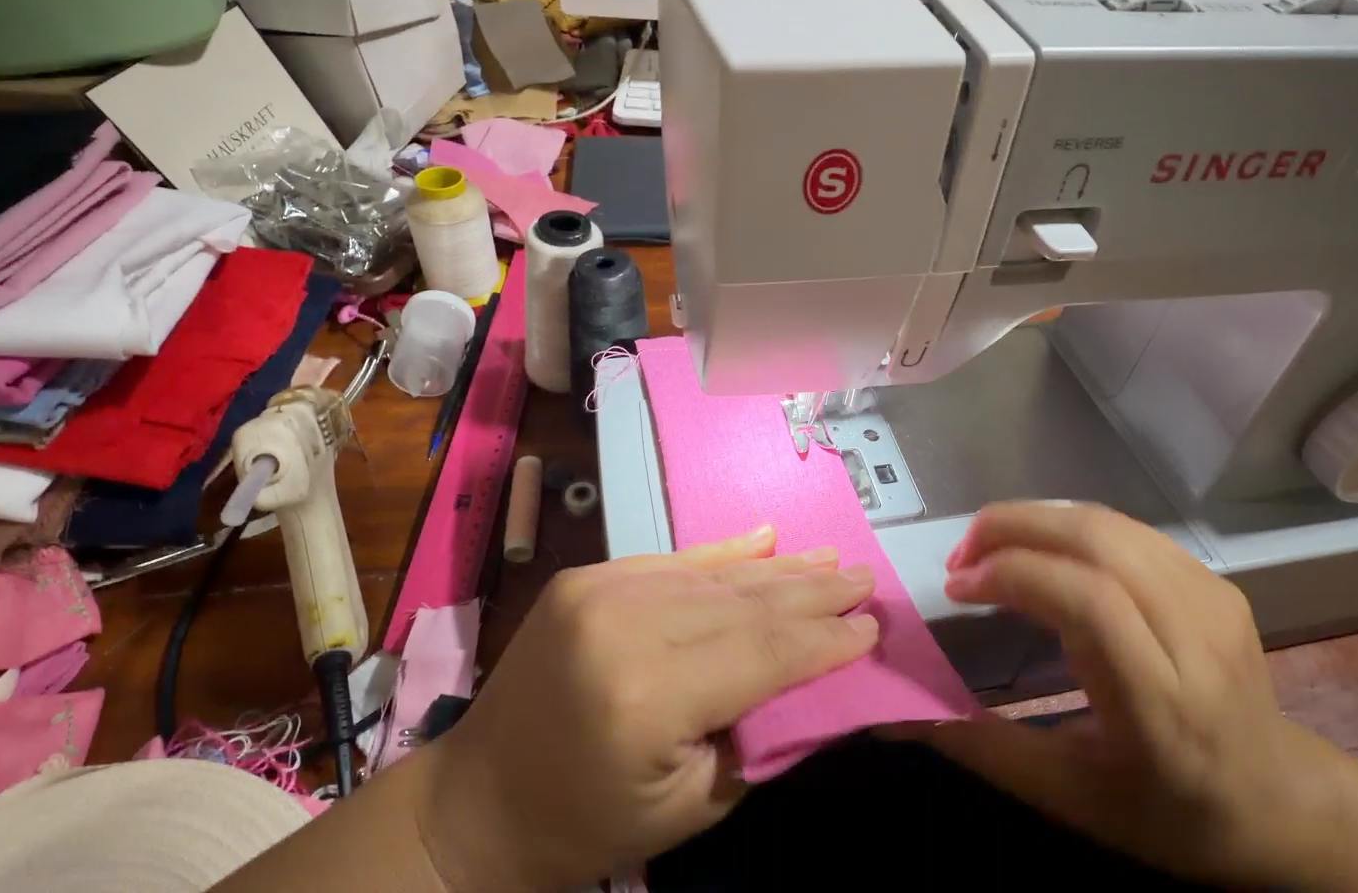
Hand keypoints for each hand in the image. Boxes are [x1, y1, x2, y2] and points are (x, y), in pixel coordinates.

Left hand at [421, 526, 879, 892]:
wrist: (484, 798)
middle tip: (864, 579)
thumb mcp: (697, 802)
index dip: (823, 640)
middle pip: (743, 604)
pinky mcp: (585, 577)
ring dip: (777, 569)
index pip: (763, 653)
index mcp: (650, 695)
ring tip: (830, 559)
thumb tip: (821, 676)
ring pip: (712, 575)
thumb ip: (763, 733)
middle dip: (811, 594)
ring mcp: (599, 591)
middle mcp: (624, 625)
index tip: (873, 626)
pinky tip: (766, 539)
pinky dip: (723, 553)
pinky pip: (671, 560)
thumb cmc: (594, 818)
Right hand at [915, 501, 1357, 888]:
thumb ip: (982, 749)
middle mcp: (1197, 639)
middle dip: (1012, 527)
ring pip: (1111, 523)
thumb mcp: (1070, 798)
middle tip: (960, 554)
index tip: (957, 586)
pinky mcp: (1216, 581)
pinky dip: (1068, 526)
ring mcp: (1214, 599)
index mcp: (1163, 704)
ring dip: (1036, 519)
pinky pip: (1128, 530)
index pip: (1087, 602)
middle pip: (1098, 542)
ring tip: (988, 548)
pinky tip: (1040, 552)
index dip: (1011, 574)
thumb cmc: (1169, 813)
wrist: (1281, 805)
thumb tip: (894, 718)